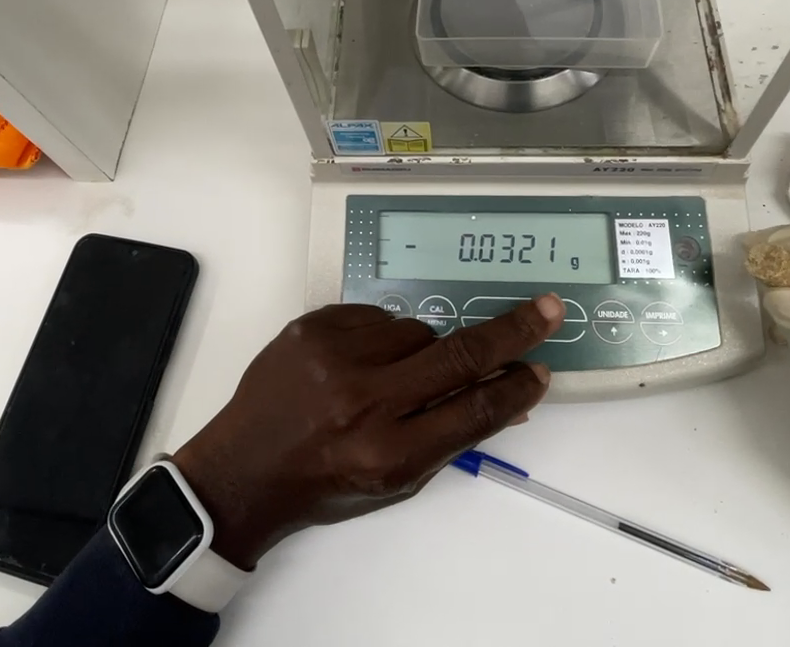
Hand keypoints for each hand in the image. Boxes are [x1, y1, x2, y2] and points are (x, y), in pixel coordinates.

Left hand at [172, 296, 563, 569]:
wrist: (244, 466)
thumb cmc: (325, 481)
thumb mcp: (393, 479)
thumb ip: (449, 434)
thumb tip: (505, 395)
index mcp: (387, 452)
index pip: (472, 412)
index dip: (514, 390)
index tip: (540, 370)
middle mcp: (362, 401)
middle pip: (457, 356)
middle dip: (510, 332)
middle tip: (545, 309)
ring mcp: (333, 357)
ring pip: (414, 329)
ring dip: (420, 347)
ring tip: (388, 375)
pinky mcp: (311, 326)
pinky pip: (374, 316)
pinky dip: (380, 334)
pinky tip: (359, 360)